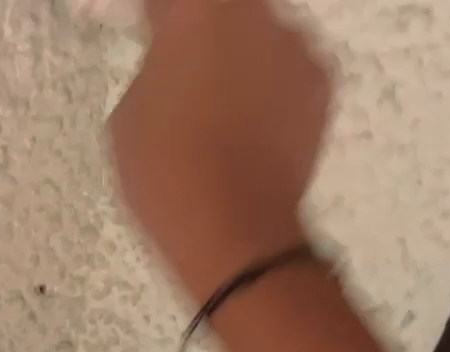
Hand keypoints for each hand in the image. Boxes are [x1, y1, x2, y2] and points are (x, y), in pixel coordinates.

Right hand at [109, 0, 333, 295]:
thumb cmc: (164, 176)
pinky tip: (248, 128)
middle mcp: (254, 12)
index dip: (156, 14)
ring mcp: (296, 44)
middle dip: (201, 31)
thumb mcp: (127, 119)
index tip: (146, 24)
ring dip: (238, 56)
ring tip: (217, 109)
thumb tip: (174, 67)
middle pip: (222, 8)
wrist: (233, 230)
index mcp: (194, 13)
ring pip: (258, 34)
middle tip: (181, 70)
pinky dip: (267, 87)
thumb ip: (153, 72)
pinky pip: (286, 68)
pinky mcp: (322, 82)